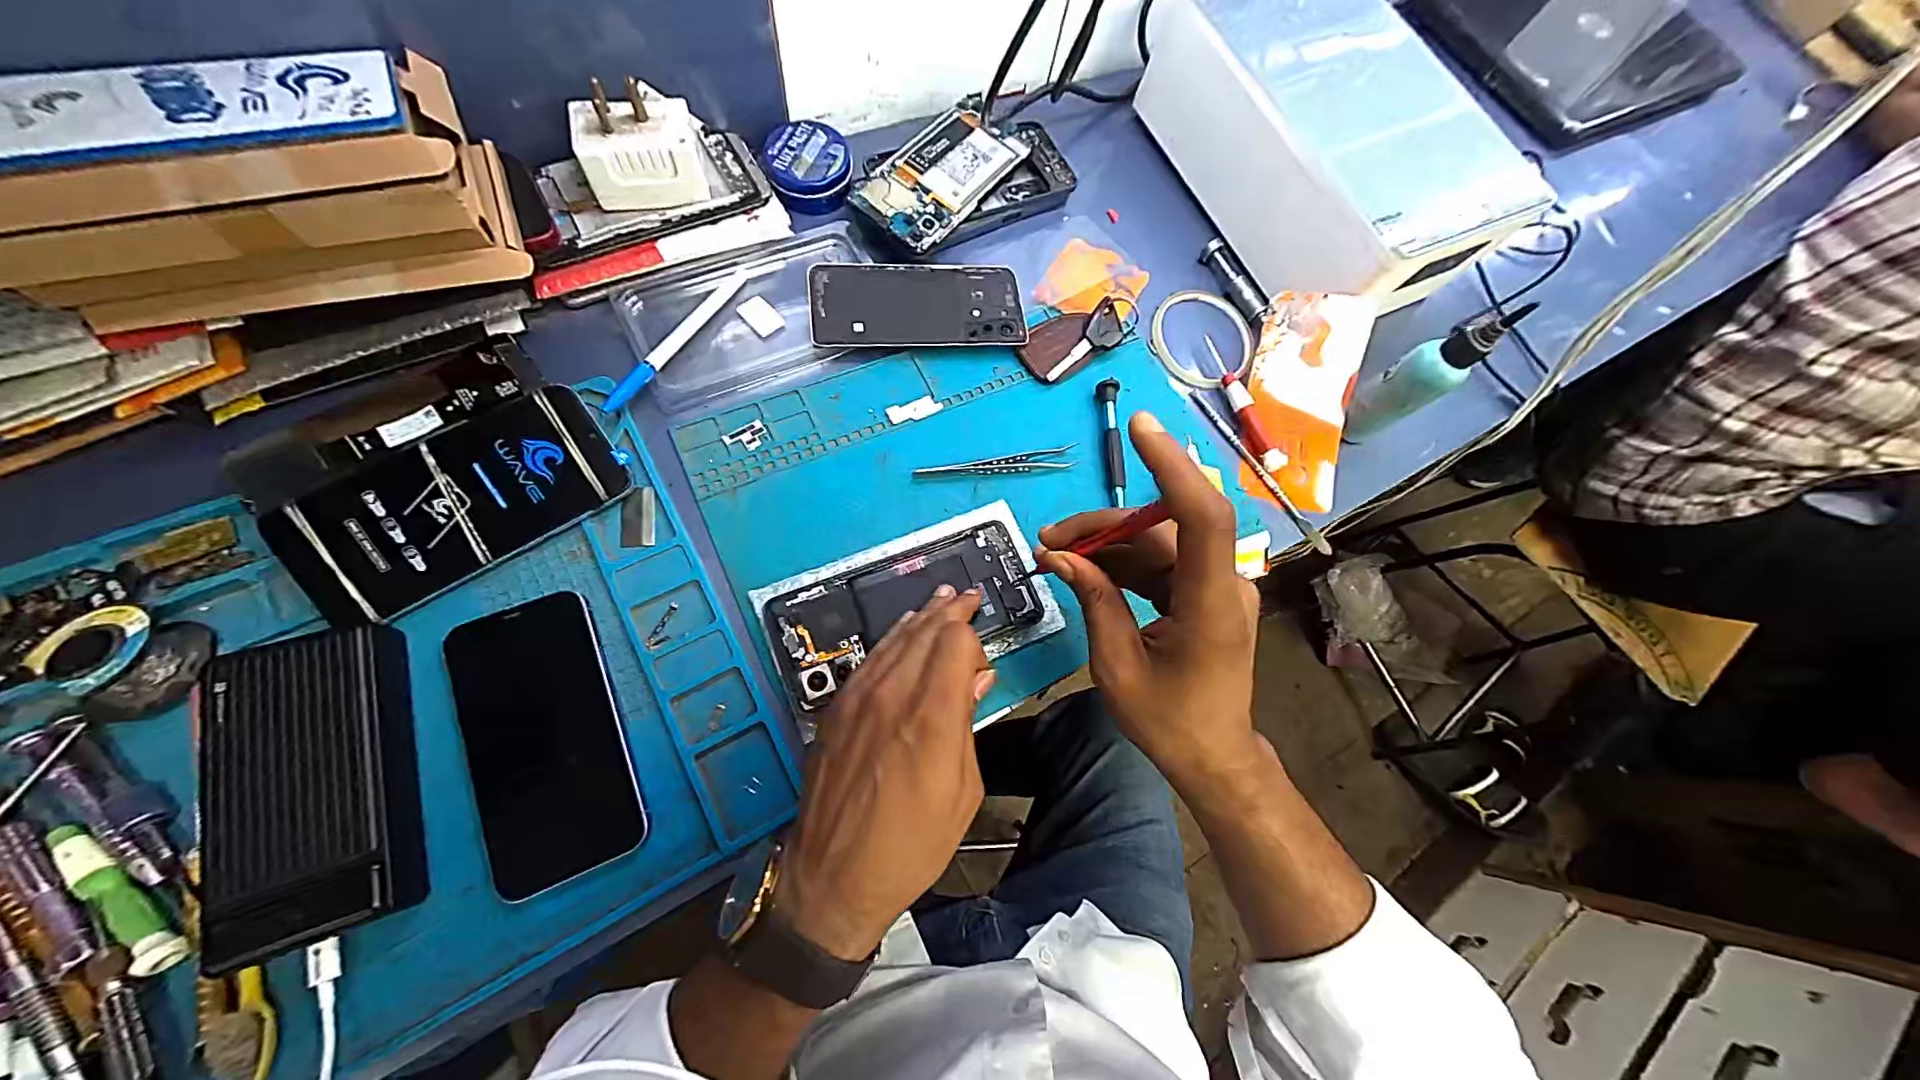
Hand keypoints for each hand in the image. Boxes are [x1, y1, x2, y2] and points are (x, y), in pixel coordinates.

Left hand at [775, 585, 994, 959]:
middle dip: (950, 612)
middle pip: (925, 631)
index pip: (955, 641)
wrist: (832, 877)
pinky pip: (869, 659)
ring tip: (939, 600)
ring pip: (895, 638)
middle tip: (966, 598)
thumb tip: (974, 683)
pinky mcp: (835, 709)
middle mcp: (891, 696)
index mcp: (930, 717)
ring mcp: (857, 699)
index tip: (983, 657)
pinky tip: (902, 633)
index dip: (974, 639)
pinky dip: (891, 639)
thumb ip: (967, 726)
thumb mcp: (961, 793)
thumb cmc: (909, 846)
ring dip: (921, 617)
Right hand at [1035, 411, 1261, 787]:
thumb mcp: (1116, 667)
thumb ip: (1094, 601)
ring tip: (1055, 553)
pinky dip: (1121, 561)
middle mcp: (1221, 584)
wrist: (1213, 758)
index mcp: (1211, 604)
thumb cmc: (1169, 722)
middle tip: (1050, 539)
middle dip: (1103, 526)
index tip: (1141, 427)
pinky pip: (1159, 562)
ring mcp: (1215, 587)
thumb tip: (1062, 556)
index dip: (1173, 466)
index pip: (1203, 516)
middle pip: (1163, 527)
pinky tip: (1083, 567)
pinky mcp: (1202, 594)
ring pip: (1157, 541)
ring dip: (1106, 543)